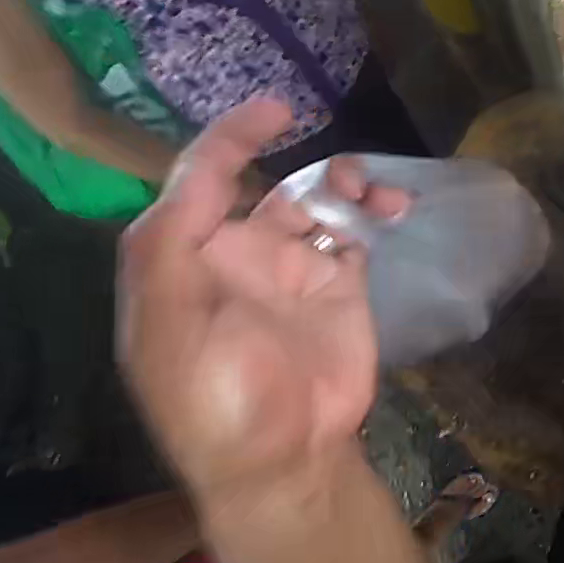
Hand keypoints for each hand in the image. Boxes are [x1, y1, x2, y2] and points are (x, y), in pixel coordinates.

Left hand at [117, 99, 409, 500]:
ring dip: (351, 192)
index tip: (278, 111)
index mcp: (190, 258)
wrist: (287, 451)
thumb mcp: (171, 332)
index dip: (233, 140)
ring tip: (382, 200)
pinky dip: (373, 217)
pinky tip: (392, 215)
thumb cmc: (218, 398)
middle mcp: (243, 254)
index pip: (205, 181)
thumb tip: (198, 185)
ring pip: (323, 207)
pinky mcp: (341, 287)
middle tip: (353, 182)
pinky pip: (355, 235)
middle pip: (278, 188)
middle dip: (315, 173)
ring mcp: (297, 270)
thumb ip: (172, 254)